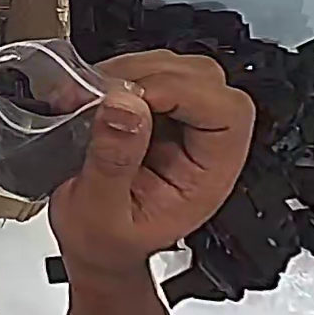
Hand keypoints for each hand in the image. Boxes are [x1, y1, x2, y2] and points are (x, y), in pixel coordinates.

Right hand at [50, 50, 253, 281]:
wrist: (94, 247)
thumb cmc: (105, 242)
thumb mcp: (99, 214)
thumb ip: (112, 163)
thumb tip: (123, 105)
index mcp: (207, 175)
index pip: (225, 113)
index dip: (183, 93)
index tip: (131, 98)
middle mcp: (201, 144)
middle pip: (203, 79)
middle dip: (149, 76)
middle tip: (102, 95)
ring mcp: (178, 125)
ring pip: (174, 67)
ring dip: (127, 72)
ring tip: (88, 97)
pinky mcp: (154, 111)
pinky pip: (145, 72)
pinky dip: (114, 75)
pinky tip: (88, 96)